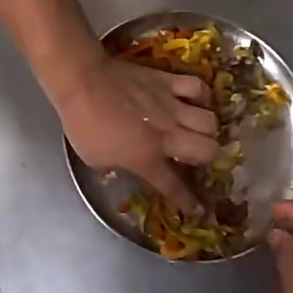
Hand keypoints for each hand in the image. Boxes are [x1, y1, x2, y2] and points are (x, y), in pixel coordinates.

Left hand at [49, 53, 220, 214]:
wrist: (83, 82)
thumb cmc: (84, 122)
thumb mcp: (92, 158)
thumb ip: (113, 167)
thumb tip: (118, 170)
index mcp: (147, 158)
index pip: (174, 186)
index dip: (188, 201)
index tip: (198, 210)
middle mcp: (167, 135)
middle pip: (208, 150)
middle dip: (208, 157)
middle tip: (197, 155)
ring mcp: (171, 106)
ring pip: (210, 121)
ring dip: (207, 129)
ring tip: (199, 129)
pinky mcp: (168, 82)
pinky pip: (198, 87)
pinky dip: (201, 94)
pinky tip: (195, 100)